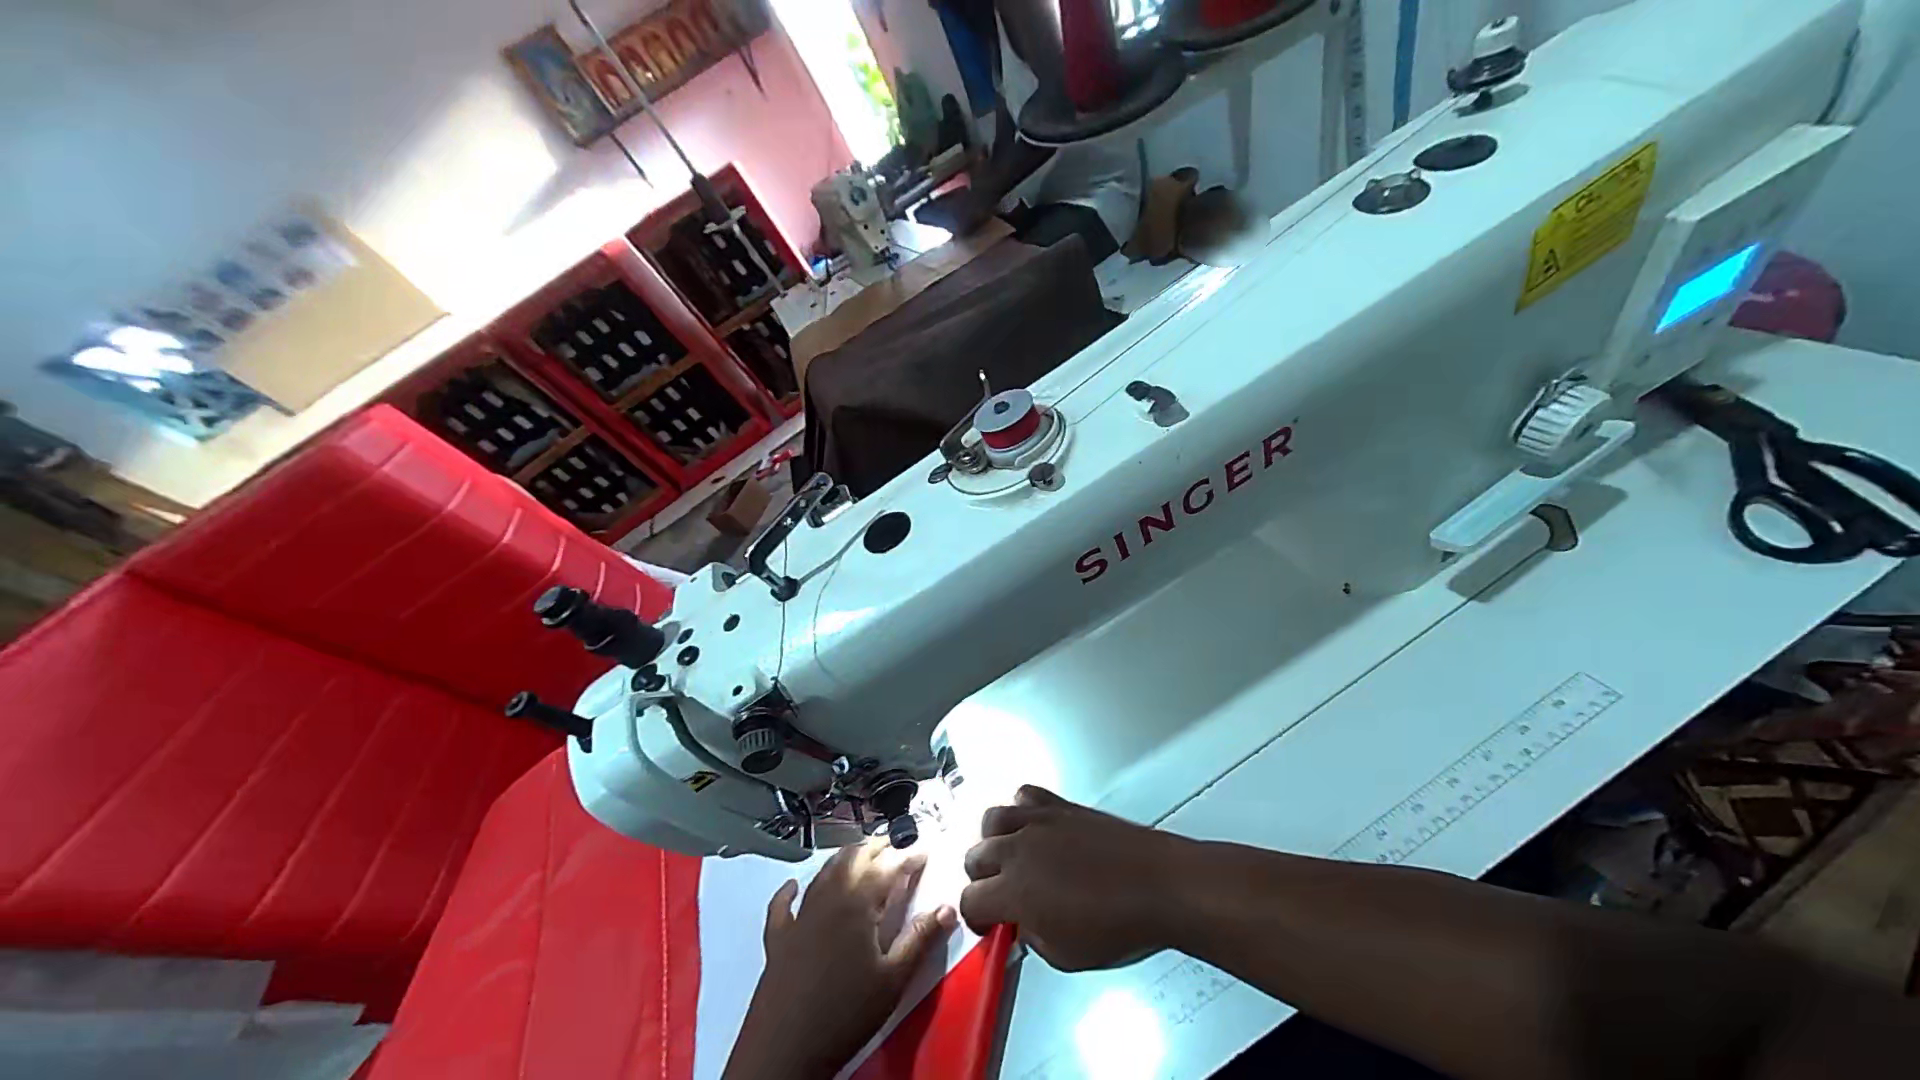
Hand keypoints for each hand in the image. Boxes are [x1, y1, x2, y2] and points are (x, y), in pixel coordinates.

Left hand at [725, 838, 956, 1079]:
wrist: (785, 1050)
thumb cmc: (846, 1013)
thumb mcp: (893, 979)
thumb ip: (920, 939)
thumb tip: (948, 908)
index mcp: (858, 902)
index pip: (888, 867)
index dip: (908, 856)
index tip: (925, 851)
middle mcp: (828, 898)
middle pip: (854, 859)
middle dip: (877, 848)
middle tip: (897, 846)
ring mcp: (800, 916)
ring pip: (823, 873)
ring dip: (845, 859)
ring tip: (861, 854)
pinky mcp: (779, 938)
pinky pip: (783, 905)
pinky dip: (790, 891)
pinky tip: (792, 886)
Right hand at [959, 786, 1206, 971]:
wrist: (1161, 886)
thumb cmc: (1120, 926)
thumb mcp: (1065, 955)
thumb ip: (1032, 937)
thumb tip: (1024, 924)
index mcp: (1013, 890)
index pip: (970, 901)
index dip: (976, 919)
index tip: (990, 927)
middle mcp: (1018, 848)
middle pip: (975, 856)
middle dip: (981, 880)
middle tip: (1000, 895)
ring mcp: (1039, 821)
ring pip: (992, 819)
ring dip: (994, 840)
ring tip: (1010, 856)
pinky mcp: (1061, 806)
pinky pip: (1026, 795)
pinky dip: (1022, 809)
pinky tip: (1035, 827)